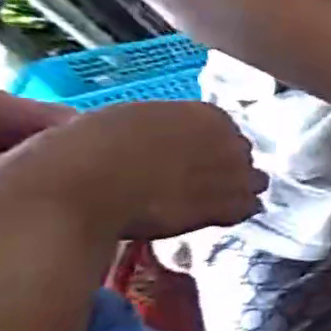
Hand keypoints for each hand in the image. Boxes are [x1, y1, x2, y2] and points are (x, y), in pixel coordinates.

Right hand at [0, 101, 266, 238]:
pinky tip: (209, 218)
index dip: (203, 148)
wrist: (79, 186)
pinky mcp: (232, 202)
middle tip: (190, 184)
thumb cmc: (81, 151)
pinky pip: (247, 208)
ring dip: (233, 190)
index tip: (184, 160)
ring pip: (251, 180)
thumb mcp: (124, 123)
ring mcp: (237, 170)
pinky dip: (232, 213)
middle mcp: (230, 137)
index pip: (220, 130)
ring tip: (202, 202)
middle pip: (237, 153)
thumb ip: (156, 129)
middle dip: (220, 167)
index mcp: (205, 112)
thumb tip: (157, 142)